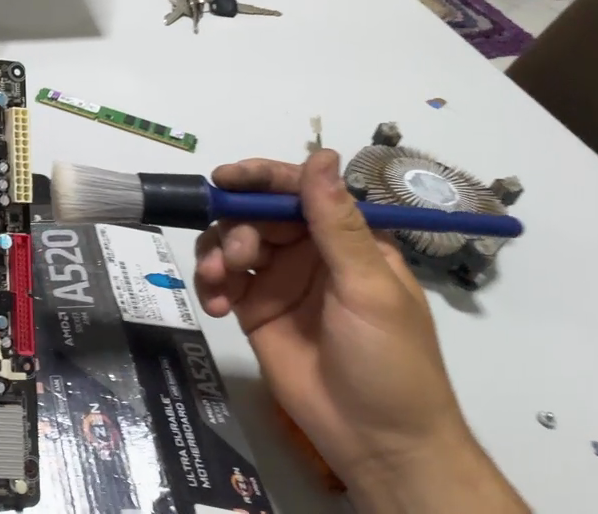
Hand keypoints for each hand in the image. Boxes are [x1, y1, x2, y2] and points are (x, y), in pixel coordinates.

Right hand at [194, 151, 525, 513]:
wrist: (378, 443)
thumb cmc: (390, 362)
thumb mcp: (368, 289)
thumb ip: (336, 223)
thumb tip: (321, 154)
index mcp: (345, 240)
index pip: (298, 190)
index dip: (260, 178)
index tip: (225, 179)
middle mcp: (308, 252)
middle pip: (255, 213)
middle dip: (234, 226)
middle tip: (234, 259)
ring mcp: (277, 280)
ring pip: (230, 242)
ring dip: (215, 254)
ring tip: (217, 283)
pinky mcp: (252, 309)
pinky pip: (218, 279)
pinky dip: (208, 285)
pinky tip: (213, 306)